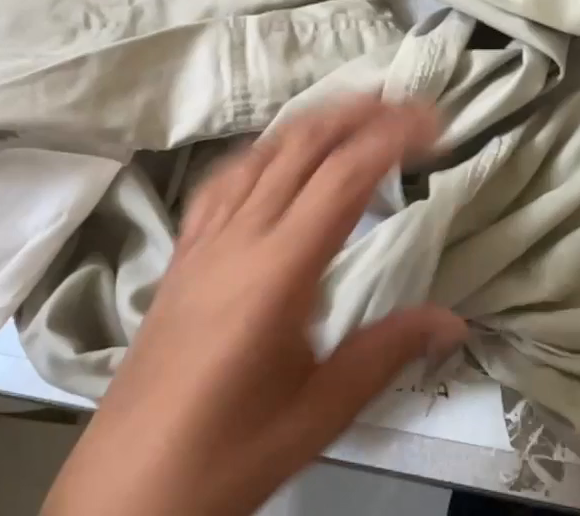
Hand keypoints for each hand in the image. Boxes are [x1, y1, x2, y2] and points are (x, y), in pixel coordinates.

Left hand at [43, 98, 467, 515]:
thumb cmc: (227, 455)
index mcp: (276, 273)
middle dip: (358, 113)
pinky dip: (264, 151)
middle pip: (301, 148)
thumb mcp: (319, 412)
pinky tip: (278, 156)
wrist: (126, 493)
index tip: (436, 122)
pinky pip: (223, 182)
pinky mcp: (181, 257)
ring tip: (357, 110)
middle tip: (408, 103)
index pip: (343, 178)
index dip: (393, 138)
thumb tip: (454, 320)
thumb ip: (387, 353)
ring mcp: (202, 244)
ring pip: (260, 155)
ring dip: (313, 122)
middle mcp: (236, 241)